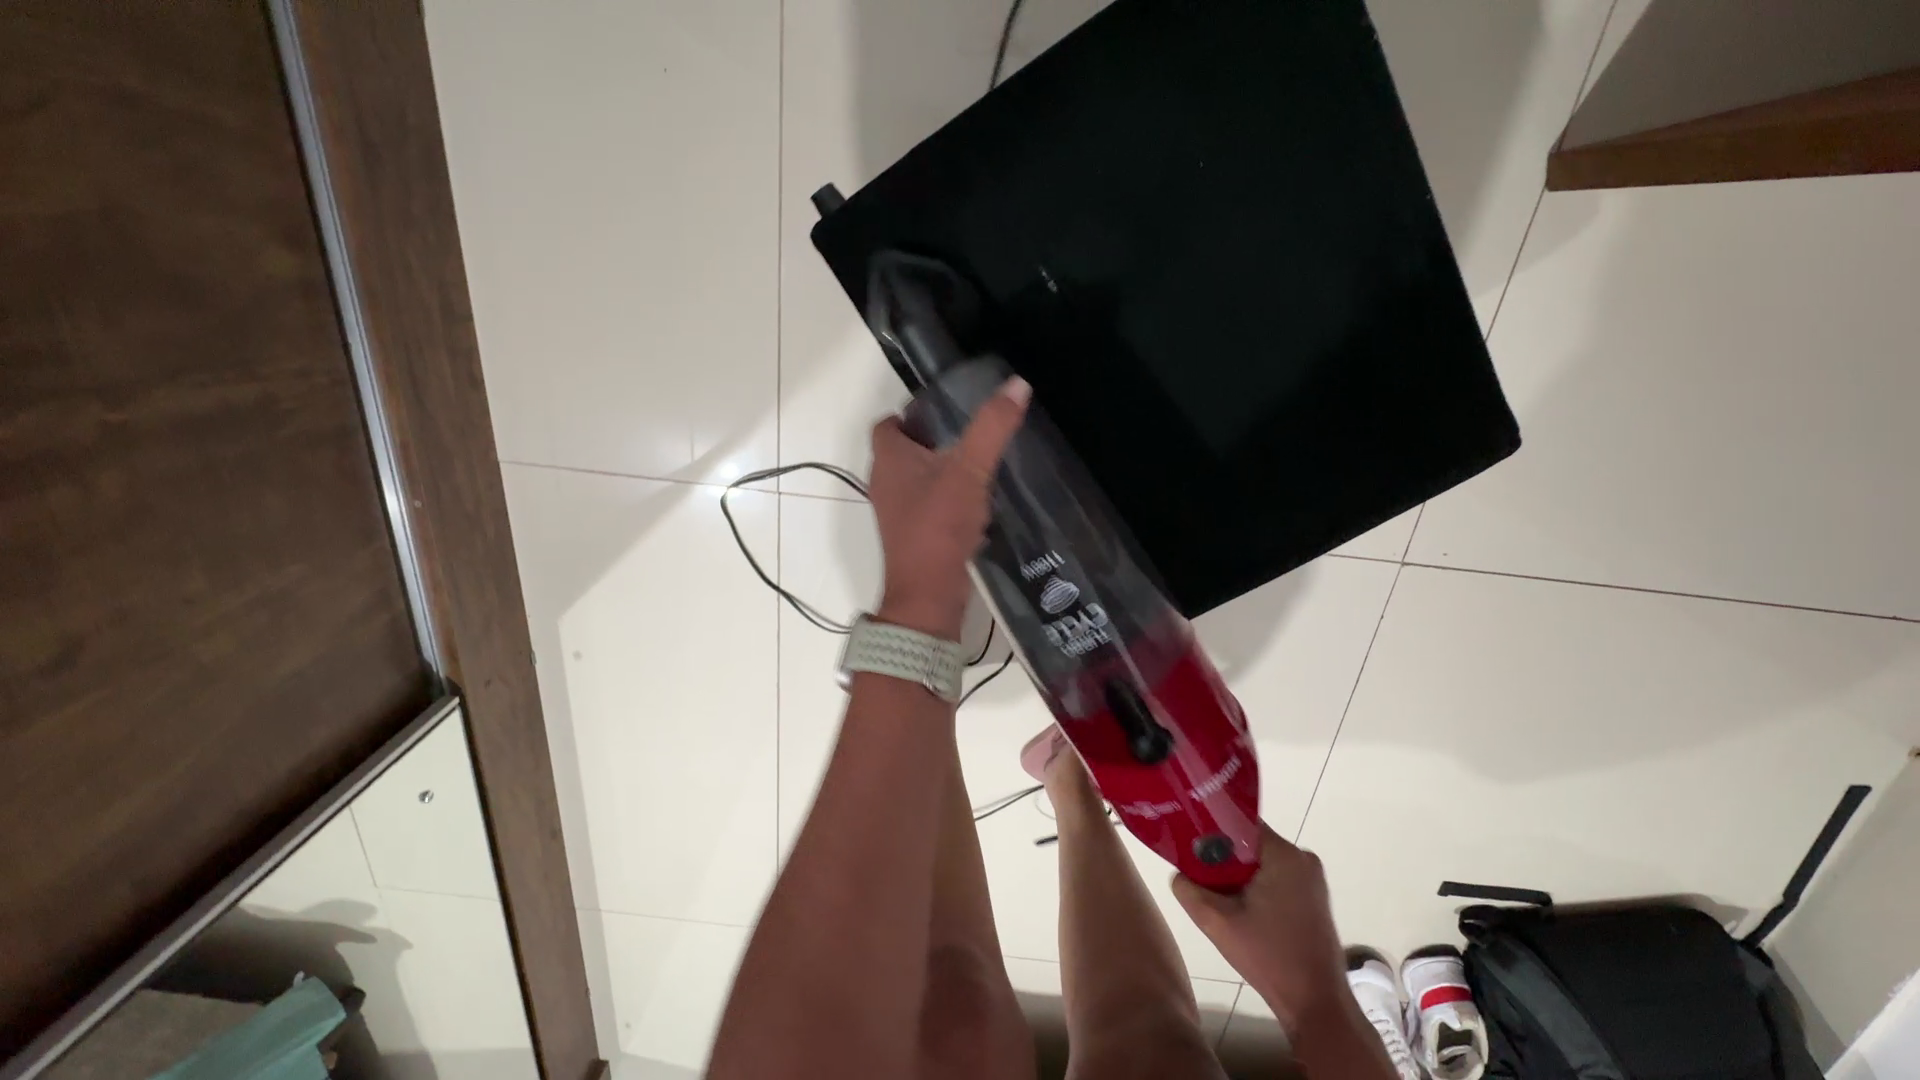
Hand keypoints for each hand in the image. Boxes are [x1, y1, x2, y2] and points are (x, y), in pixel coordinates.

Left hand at [868, 376, 1030, 640]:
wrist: (928, 595)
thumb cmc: (939, 526)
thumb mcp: (969, 471)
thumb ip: (992, 428)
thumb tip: (1017, 384)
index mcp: (888, 460)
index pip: (888, 423)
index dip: (912, 413)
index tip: (947, 410)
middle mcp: (885, 483)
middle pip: (903, 450)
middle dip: (933, 440)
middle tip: (970, 433)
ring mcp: (896, 513)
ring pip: (916, 479)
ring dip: (941, 471)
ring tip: (979, 463)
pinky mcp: (912, 536)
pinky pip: (927, 506)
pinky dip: (946, 499)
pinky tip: (977, 501)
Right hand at [1172, 823, 1347, 1032]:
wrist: (1315, 1002)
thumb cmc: (1269, 958)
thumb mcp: (1217, 923)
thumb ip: (1188, 890)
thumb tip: (1179, 873)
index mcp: (1284, 854)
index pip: (1239, 823)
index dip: (1211, 831)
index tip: (1190, 846)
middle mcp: (1302, 858)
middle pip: (1249, 844)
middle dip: (1223, 858)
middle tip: (1199, 877)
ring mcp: (1312, 879)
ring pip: (1261, 863)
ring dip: (1238, 877)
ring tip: (1218, 898)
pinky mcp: (1314, 898)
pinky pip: (1276, 878)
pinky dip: (1256, 888)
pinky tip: (1242, 911)